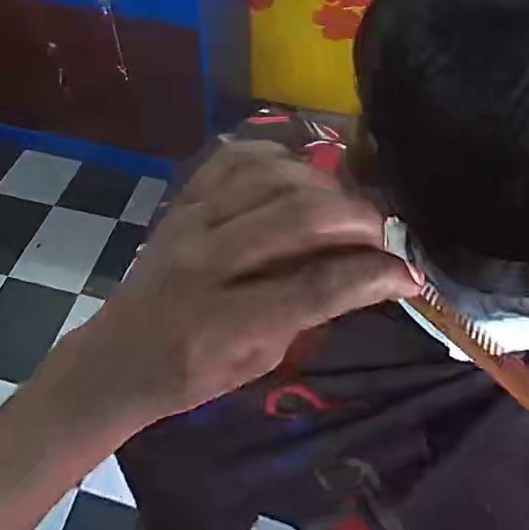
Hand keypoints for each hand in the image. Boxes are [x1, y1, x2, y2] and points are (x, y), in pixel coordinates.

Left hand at [57, 141, 419, 425]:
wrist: (119, 354)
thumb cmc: (191, 373)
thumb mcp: (258, 362)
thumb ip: (308, 312)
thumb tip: (366, 270)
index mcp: (224, 321)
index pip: (316, 286)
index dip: (374, 275)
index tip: (409, 273)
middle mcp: (206, 259)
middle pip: (298, 217)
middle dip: (358, 219)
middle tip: (385, 232)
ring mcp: (191, 219)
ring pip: (273, 177)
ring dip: (324, 185)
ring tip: (346, 205)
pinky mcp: (183, 197)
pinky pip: (237, 157)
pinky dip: (278, 156)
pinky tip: (301, 172)